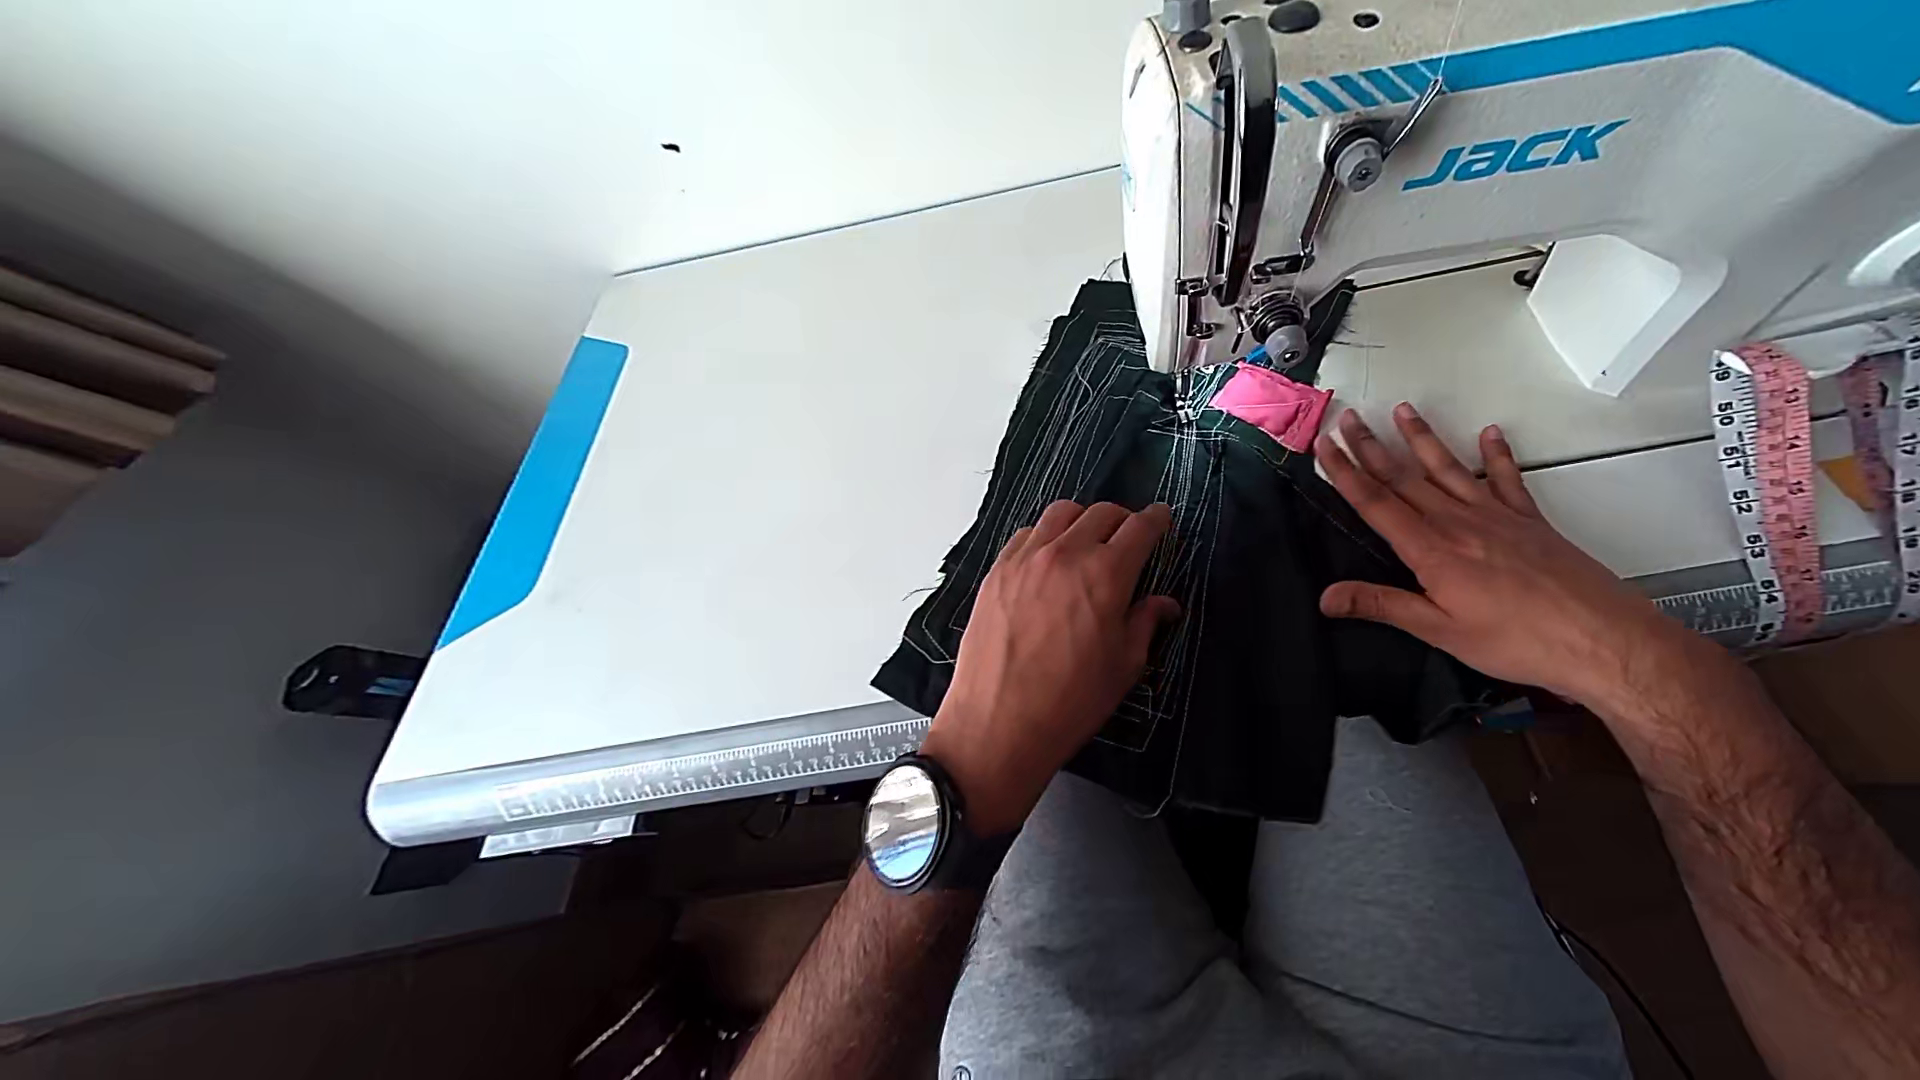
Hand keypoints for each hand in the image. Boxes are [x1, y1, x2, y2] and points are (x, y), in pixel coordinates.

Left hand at [920, 501, 1180, 834]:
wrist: (998, 722)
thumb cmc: (1069, 701)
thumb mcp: (1123, 665)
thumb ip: (1145, 622)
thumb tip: (1163, 604)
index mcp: (1106, 574)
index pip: (1140, 528)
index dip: (1157, 519)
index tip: (1161, 519)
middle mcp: (1065, 554)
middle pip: (1101, 513)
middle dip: (1122, 519)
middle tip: (1129, 535)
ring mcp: (1025, 559)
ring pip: (1060, 514)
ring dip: (1082, 520)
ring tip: (1087, 540)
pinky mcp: (996, 571)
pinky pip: (1025, 535)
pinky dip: (1045, 536)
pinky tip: (1048, 558)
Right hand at [1315, 404, 1698, 710]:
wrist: (1605, 641)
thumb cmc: (1517, 640)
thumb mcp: (1438, 630)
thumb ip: (1380, 605)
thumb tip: (1325, 598)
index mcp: (1431, 549)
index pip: (1375, 502)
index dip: (1345, 472)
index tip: (1324, 446)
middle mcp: (1458, 523)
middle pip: (1404, 477)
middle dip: (1371, 446)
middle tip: (1348, 418)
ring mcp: (1497, 516)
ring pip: (1448, 468)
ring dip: (1421, 438)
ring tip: (1402, 409)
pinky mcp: (1530, 521)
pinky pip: (1507, 479)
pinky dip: (1497, 454)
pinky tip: (1489, 433)